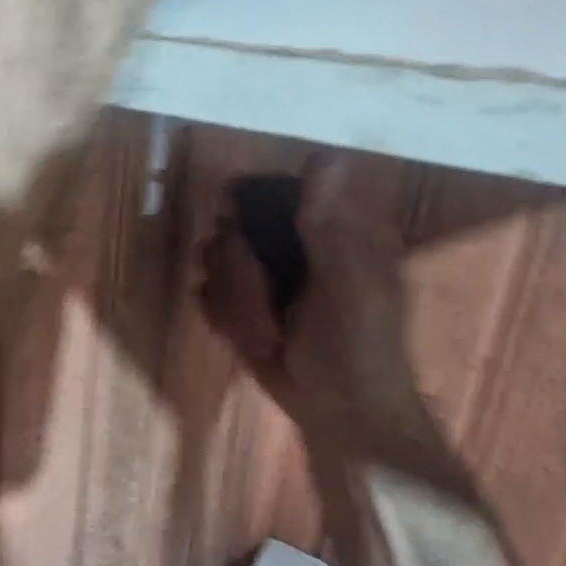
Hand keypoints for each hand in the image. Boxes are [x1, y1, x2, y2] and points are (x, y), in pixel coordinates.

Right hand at [198, 158, 434, 453]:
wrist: (342, 412)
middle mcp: (295, 242)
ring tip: (263, 328)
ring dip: (232, 298)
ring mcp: (267, 273)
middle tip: (263, 298)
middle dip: (237, 269)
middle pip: (231, 227)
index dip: (244, 210)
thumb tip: (324, 153)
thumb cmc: (357, 347)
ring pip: (215, 260)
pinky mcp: (244, 302)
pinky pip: (208, 290)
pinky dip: (221, 313)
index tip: (237, 234)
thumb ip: (327, 224)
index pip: (269, 191)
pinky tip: (245, 335)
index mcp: (330, 228)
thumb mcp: (346, 284)